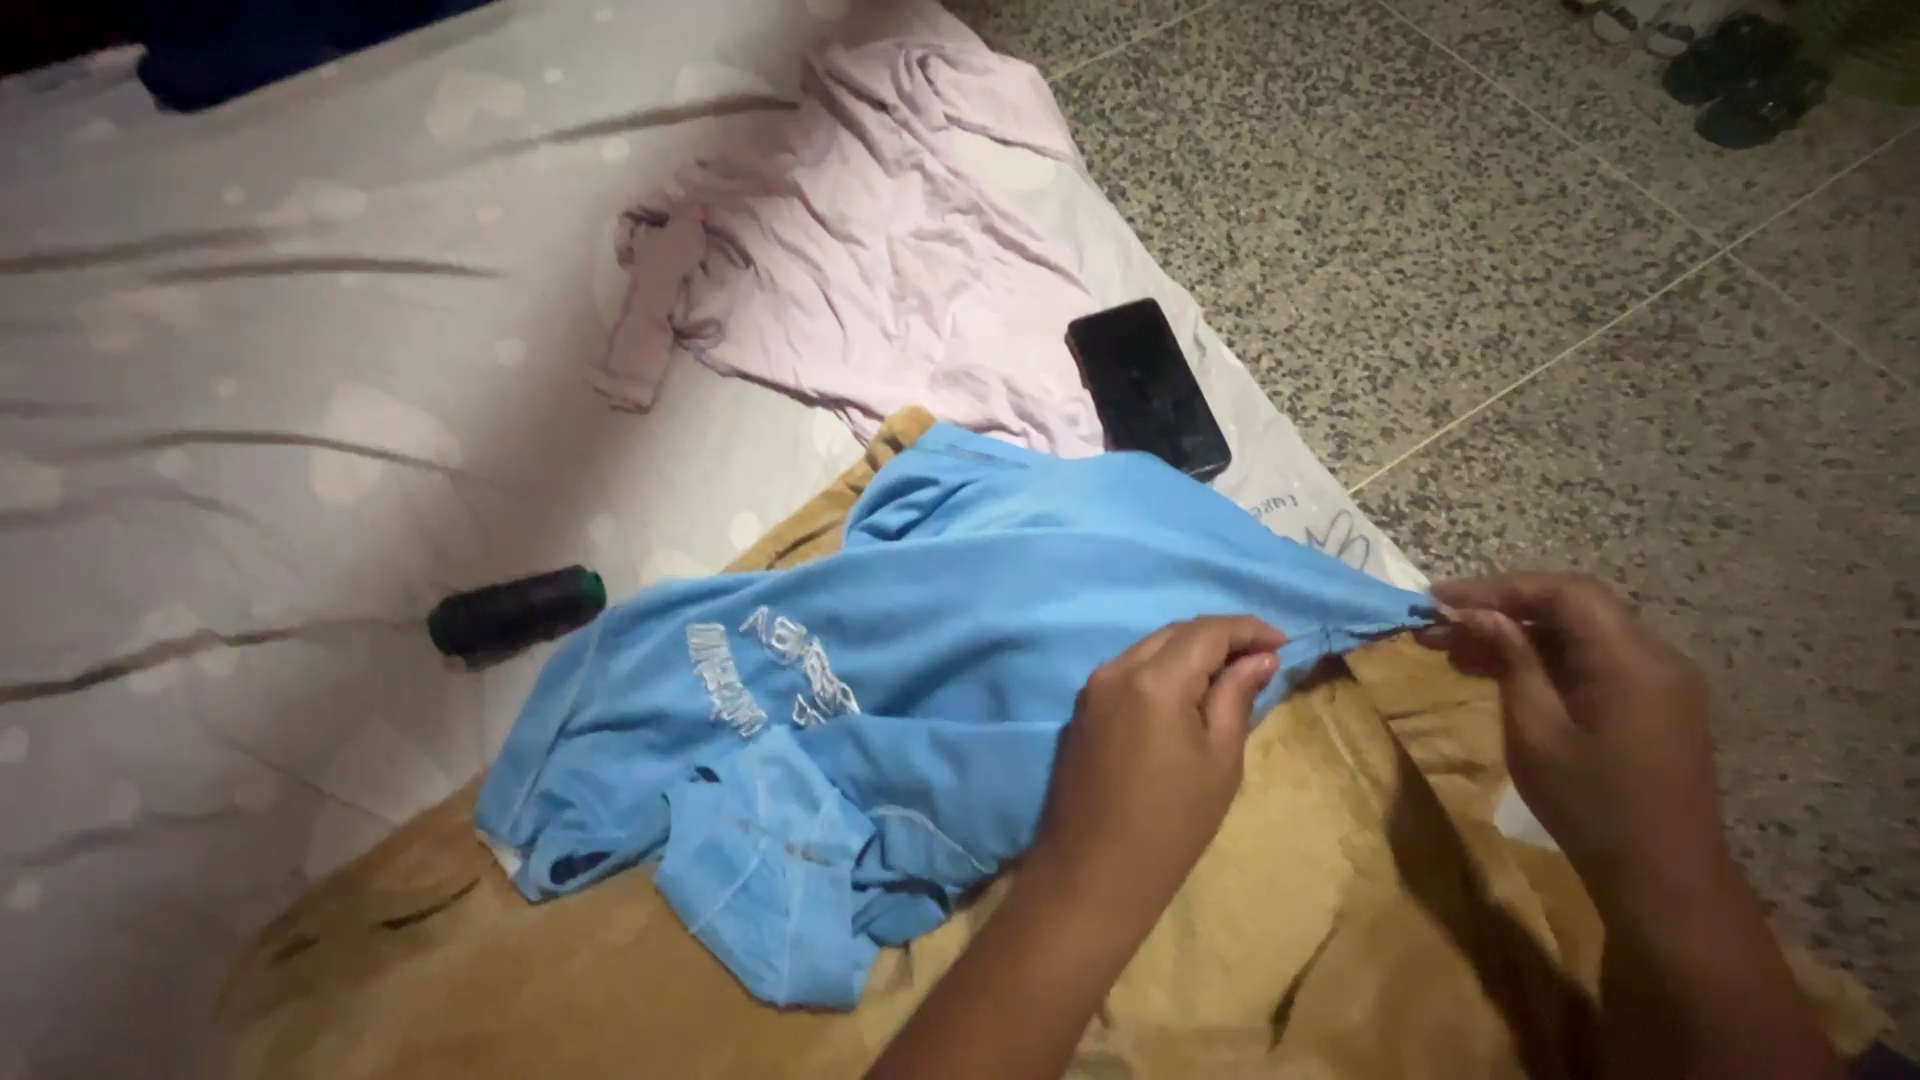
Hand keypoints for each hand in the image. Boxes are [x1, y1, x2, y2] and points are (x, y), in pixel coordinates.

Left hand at [1026, 616, 1285, 933]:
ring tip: (1228, 675)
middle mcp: (1115, 669)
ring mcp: (1091, 688)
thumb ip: (1236, 697)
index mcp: (1152, 679)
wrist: (1092, 872)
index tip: (1283, 642)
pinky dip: (1160, 670)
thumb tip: (1258, 657)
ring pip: (1148, 648)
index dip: (1247, 629)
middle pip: (1174, 633)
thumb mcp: (1219, 760)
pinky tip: (1185, 693)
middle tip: (1260, 658)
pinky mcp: (1081, 708)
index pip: (1206, 631)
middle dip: (1219, 637)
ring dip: (1188, 652)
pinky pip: (1127, 671)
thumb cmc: (1171, 824)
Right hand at [1426, 573, 1734, 914]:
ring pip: (1579, 633)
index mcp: (1630, 660)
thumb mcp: (1535, 729)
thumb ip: (1511, 661)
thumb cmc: (1590, 804)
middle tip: (1437, 624)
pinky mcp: (1651, 702)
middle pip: (1572, 606)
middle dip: (1500, 608)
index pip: (1563, 593)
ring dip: (1516, 633)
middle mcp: (1654, 657)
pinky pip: (1592, 660)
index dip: (1496, 587)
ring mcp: (1659, 680)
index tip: (1438, 598)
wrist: (1664, 875)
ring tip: (1453, 649)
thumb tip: (1478, 614)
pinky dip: (1542, 657)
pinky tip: (1496, 672)